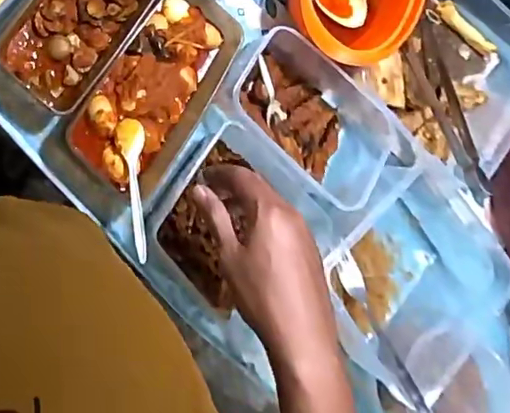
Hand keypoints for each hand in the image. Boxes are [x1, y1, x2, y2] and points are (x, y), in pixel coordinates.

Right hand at [193, 166, 339, 359]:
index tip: (204, 175)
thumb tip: (199, 189)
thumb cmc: (260, 296)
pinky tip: (254, 236)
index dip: (222, 173)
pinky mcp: (310, 245)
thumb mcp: (231, 257)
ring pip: (273, 202)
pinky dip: (265, 216)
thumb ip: (216, 218)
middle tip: (213, 193)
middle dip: (235, 185)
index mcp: (269, 208)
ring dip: (251, 201)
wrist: (304, 336)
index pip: (243, 176)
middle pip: (260, 186)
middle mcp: (290, 210)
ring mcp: (303, 227)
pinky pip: (284, 218)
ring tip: (229, 214)